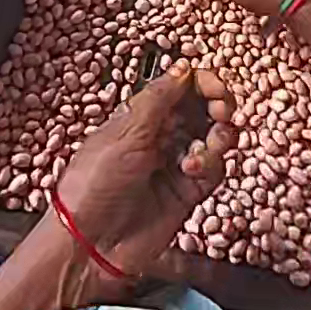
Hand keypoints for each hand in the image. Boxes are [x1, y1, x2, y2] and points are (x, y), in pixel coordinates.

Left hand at [52, 63, 237, 284]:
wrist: (89, 243)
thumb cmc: (96, 181)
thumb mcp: (126, 132)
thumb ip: (159, 99)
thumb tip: (182, 67)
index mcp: (142, 114)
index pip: (181, 87)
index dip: (202, 83)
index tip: (215, 87)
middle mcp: (162, 135)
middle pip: (203, 109)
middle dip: (217, 106)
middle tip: (221, 111)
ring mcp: (176, 163)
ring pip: (213, 138)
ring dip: (218, 136)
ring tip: (208, 146)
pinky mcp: (188, 192)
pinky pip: (213, 169)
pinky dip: (210, 164)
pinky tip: (191, 170)